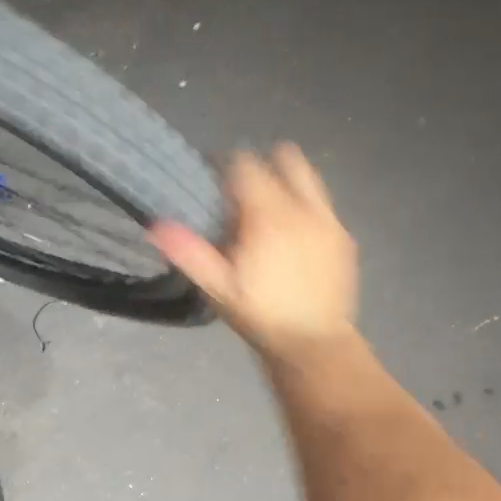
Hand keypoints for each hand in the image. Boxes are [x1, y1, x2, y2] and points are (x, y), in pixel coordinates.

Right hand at [150, 143, 358, 360]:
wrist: (312, 341)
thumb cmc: (258, 315)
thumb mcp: (218, 288)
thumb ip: (190, 253)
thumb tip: (156, 226)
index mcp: (268, 215)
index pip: (246, 166)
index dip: (226, 165)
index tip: (212, 178)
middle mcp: (303, 207)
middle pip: (287, 159)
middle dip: (264, 165)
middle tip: (242, 189)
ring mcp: (329, 220)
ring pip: (309, 179)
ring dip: (287, 182)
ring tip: (267, 209)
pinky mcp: (344, 237)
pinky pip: (323, 206)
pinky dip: (305, 208)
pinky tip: (292, 236)